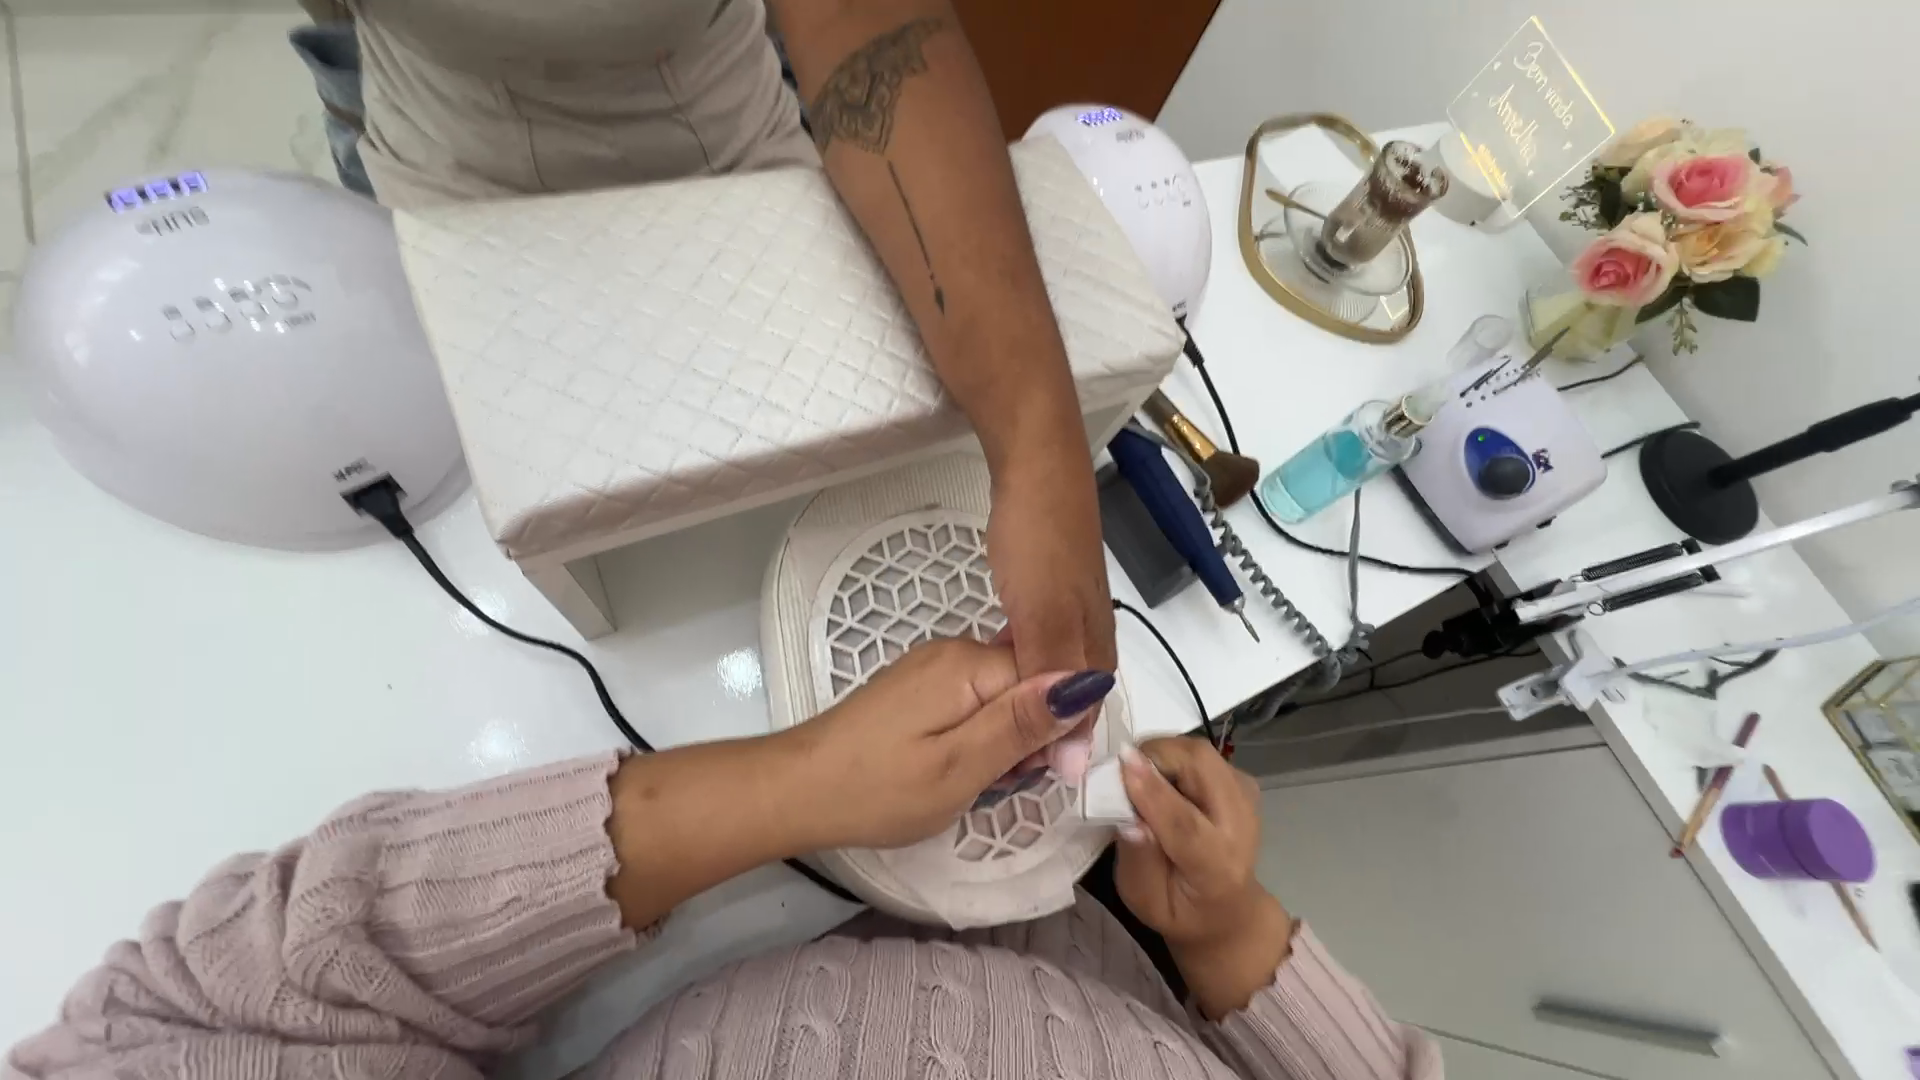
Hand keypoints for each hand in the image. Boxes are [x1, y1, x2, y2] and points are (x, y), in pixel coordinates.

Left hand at [784, 638, 1114, 850]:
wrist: (797, 790)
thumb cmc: (878, 789)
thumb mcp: (961, 766)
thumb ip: (1023, 721)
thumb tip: (1087, 680)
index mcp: (969, 664)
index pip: (1050, 674)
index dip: (1057, 725)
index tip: (1036, 770)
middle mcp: (954, 651)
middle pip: (1027, 683)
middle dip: (1028, 734)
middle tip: (996, 780)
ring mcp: (932, 667)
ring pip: (1001, 697)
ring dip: (1003, 739)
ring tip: (972, 779)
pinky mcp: (918, 686)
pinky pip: (972, 702)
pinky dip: (976, 735)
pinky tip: (953, 766)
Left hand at [986, 451, 1115, 783]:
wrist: (1035, 462)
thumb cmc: (1037, 540)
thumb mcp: (1042, 618)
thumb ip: (1053, 684)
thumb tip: (1076, 763)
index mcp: (1092, 648)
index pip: (1079, 722)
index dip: (1047, 751)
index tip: (1005, 772)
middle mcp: (1088, 633)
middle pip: (1067, 702)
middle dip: (1035, 730)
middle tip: (989, 750)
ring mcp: (1067, 607)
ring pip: (1050, 674)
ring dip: (1025, 700)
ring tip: (987, 720)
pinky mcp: (1046, 589)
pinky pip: (1037, 645)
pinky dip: (1018, 667)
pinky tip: (995, 667)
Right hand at [1115, 738, 1294, 1017]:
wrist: (1229, 909)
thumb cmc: (1179, 908)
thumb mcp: (1145, 901)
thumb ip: (1137, 862)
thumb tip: (1128, 821)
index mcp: (1217, 867)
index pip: (1185, 823)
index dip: (1152, 790)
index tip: (1122, 762)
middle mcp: (1241, 826)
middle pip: (1201, 767)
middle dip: (1156, 754)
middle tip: (1123, 768)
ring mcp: (1246, 797)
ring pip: (1200, 751)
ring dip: (1162, 753)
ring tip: (1140, 775)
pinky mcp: (1242, 781)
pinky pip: (1200, 752)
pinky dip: (1173, 755)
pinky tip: (1163, 779)